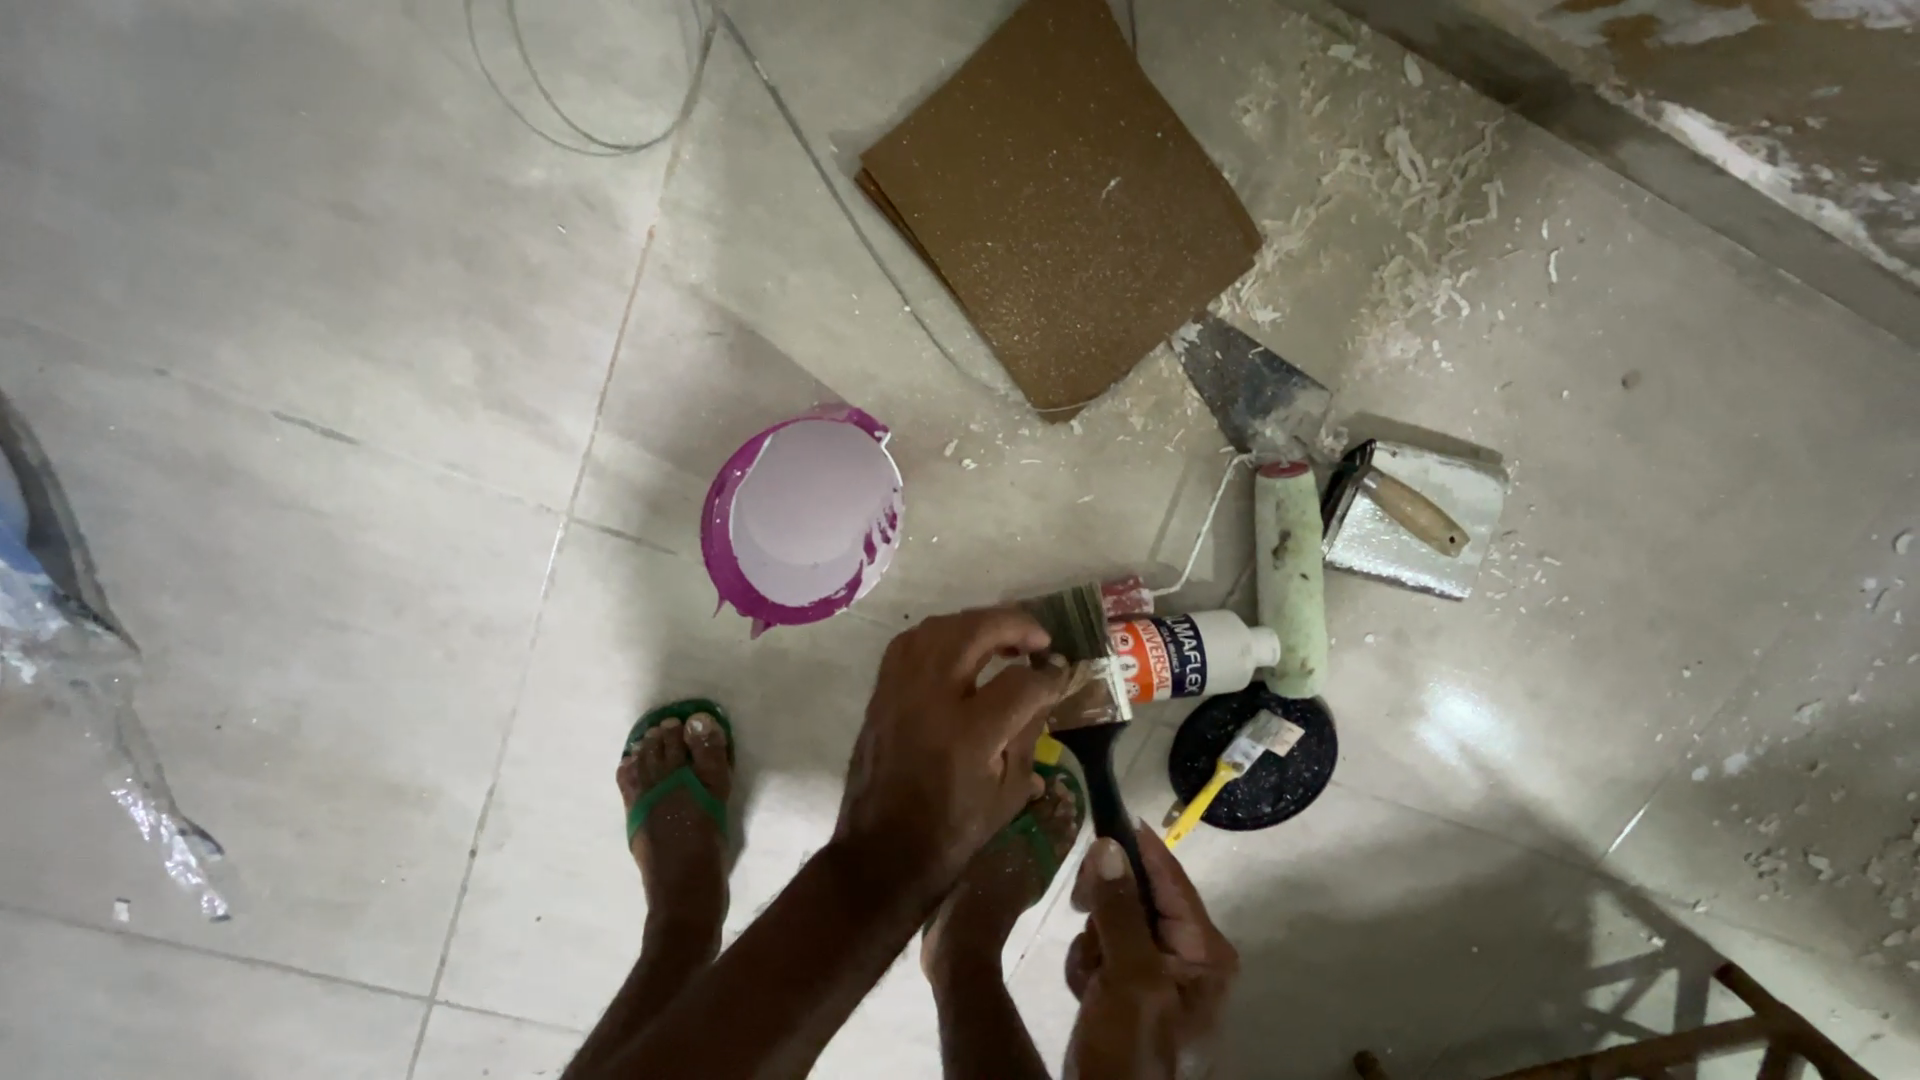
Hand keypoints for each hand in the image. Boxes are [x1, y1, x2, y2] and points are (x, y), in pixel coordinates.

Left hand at [834, 606, 1070, 893]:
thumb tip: (1043, 687)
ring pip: (938, 628)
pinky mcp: (880, 694)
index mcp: (969, 734)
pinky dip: (939, 635)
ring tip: (1001, 637)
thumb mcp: (1009, 793)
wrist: (882, 853)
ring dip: (975, 623)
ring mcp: (899, 692)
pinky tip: (958, 648)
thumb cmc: (953, 831)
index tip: (1061, 674)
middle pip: (974, 632)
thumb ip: (1028, 734)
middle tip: (1039, 637)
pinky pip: (909, 644)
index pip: (1020, 682)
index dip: (1049, 676)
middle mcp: (931, 700)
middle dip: (1014, 625)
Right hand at [1064, 828, 1238, 1078]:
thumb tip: (1108, 844)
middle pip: (1139, 895)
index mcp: (1204, 952)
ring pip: (1113, 920)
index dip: (1141, 846)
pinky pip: (1102, 948)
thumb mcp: (1130, 980)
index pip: (1171, 879)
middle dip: (1106, 909)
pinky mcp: (1130, 987)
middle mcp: (1186, 955)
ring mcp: (1157, 973)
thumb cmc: (1135, 1054)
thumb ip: (1120, 911)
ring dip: (1093, 944)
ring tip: (1092, 981)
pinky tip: (1089, 994)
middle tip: (1079, 905)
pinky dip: (1089, 966)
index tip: (1110, 810)